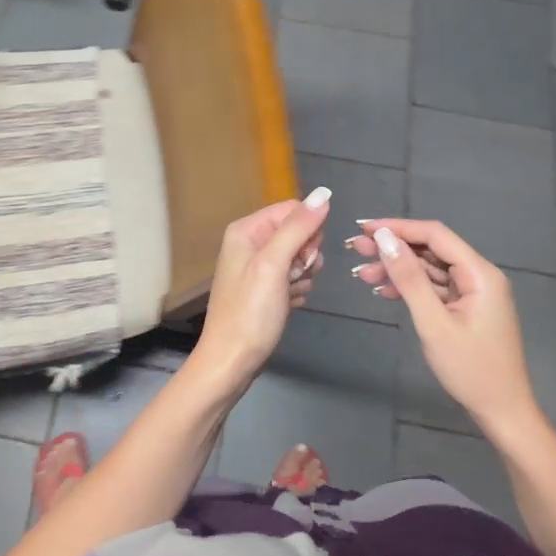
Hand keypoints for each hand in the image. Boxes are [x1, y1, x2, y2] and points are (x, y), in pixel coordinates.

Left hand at [194, 189, 330, 383]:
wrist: (232, 363)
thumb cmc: (250, 313)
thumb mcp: (274, 265)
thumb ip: (298, 227)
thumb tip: (324, 192)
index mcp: (247, 229)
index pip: (293, 210)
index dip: (308, 231)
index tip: (304, 257)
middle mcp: (250, 243)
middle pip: (299, 233)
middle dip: (306, 256)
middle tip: (293, 278)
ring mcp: (257, 267)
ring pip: (300, 257)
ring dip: (303, 276)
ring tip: (288, 295)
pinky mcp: (265, 289)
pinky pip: (294, 278)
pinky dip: (297, 290)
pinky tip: (287, 305)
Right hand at [349, 219, 540, 435]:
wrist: (503, 413)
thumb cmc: (471, 369)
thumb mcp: (434, 323)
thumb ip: (409, 278)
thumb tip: (385, 239)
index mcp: (480, 273)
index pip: (435, 235)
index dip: (398, 228)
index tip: (364, 229)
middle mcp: (479, 275)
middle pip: (430, 250)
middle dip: (393, 248)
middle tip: (355, 249)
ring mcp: (473, 292)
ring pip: (429, 269)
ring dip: (397, 270)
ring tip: (361, 274)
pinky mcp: (466, 308)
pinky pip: (434, 288)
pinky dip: (409, 288)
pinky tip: (383, 292)